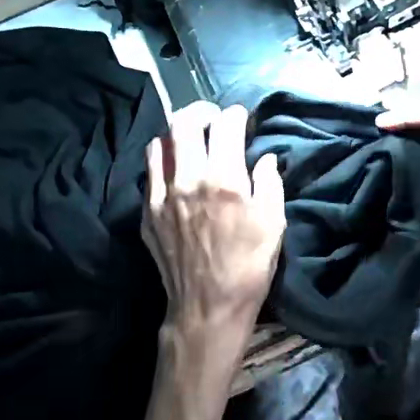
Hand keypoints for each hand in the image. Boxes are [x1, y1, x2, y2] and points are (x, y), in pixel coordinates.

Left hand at [142, 102, 286, 358]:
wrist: (207, 308)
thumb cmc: (248, 267)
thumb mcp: (273, 224)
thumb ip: (270, 183)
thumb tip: (265, 157)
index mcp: (224, 181)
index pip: (224, 126)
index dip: (236, 114)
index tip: (241, 118)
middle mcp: (188, 180)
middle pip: (184, 122)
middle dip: (201, 112)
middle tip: (213, 119)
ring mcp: (162, 195)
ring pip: (159, 142)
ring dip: (177, 133)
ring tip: (191, 139)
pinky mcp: (147, 211)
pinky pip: (149, 170)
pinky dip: (162, 159)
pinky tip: (175, 168)